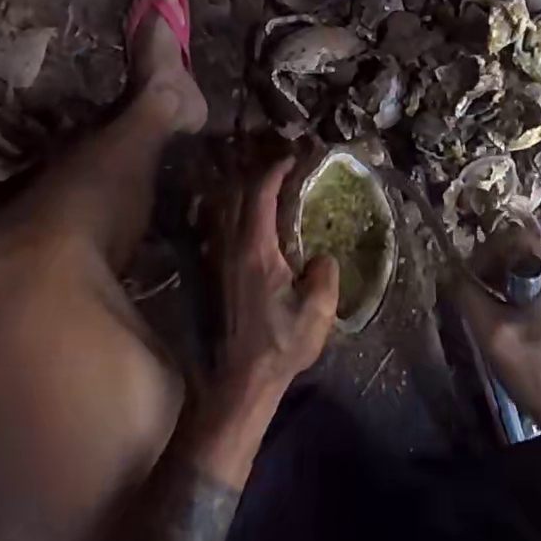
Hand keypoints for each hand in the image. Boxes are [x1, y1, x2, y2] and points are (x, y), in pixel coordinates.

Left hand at [215, 157, 339, 400]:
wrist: (239, 381)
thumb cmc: (279, 345)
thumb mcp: (317, 312)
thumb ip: (325, 274)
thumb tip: (322, 257)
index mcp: (256, 250)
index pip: (260, 196)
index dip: (274, 172)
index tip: (291, 159)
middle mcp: (231, 249)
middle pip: (238, 197)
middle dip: (259, 176)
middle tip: (282, 170)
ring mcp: (219, 262)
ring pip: (227, 213)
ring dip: (246, 195)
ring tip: (270, 190)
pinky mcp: (216, 277)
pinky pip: (225, 231)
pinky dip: (240, 215)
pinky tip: (255, 223)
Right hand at [453, 233, 540, 430]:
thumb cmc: (533, 368)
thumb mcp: (491, 331)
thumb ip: (467, 295)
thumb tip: (446, 269)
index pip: (512, 236)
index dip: (486, 251)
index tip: (471, 274)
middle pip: (516, 248)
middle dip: (490, 264)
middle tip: (472, 287)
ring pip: (520, 265)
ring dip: (497, 277)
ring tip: (482, 299)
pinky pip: (528, 280)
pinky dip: (509, 288)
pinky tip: (497, 310)